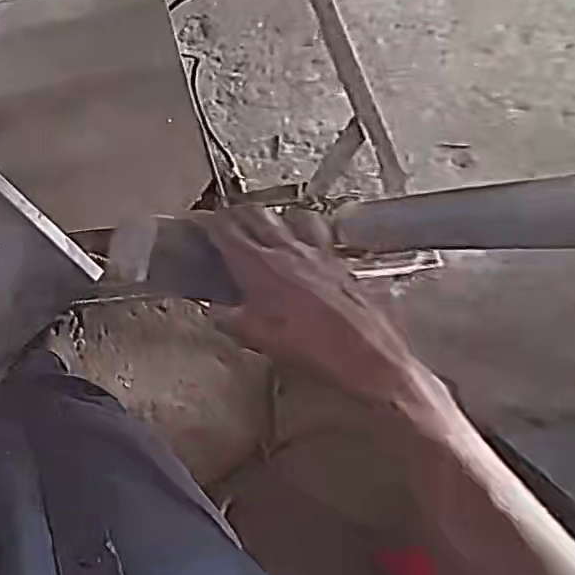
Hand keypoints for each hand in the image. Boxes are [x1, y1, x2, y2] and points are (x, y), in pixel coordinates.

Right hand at [194, 206, 452, 424]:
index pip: (225, 229)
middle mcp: (286, 251)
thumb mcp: (255, 338)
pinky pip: (324, 237)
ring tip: (272, 225)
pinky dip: (311, 235)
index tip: (202, 225)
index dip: (210, 223)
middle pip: (255, 214)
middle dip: (237, 214)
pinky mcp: (344, 264)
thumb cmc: (311, 348)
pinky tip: (310, 247)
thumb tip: (215, 312)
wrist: (371, 361)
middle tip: (228, 220)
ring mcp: (319, 254)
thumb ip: (228, 318)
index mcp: (257, 265)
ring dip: (278, 218)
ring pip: (293, 216)